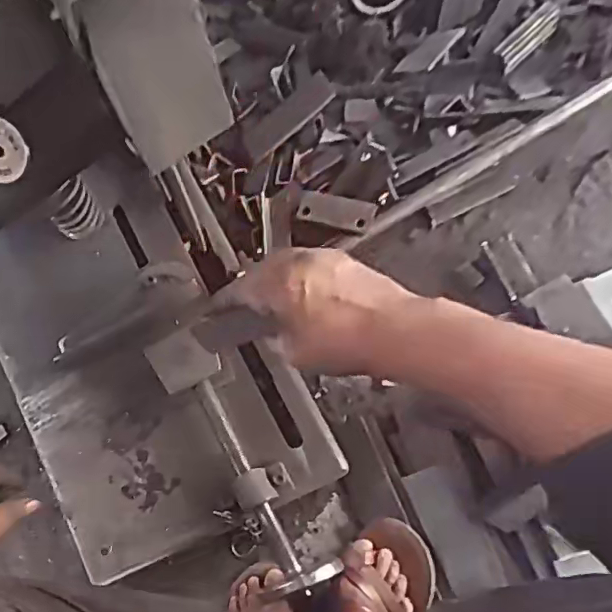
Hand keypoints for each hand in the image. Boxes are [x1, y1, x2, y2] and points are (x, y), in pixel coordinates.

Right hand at [219, 248, 424, 375]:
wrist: (395, 331)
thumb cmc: (346, 340)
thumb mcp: (293, 352)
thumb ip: (275, 338)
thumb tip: (273, 335)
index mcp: (277, 281)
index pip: (237, 290)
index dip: (223, 304)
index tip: (216, 312)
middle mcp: (299, 262)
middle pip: (262, 271)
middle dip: (251, 288)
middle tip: (244, 306)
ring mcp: (326, 259)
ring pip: (289, 266)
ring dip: (278, 283)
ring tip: (275, 305)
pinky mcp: (349, 264)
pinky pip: (313, 269)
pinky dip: (302, 283)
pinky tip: (307, 301)